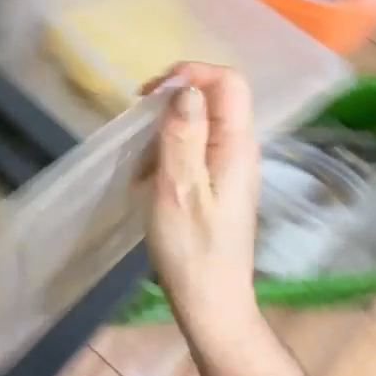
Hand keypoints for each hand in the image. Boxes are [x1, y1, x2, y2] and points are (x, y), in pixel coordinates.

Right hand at [141, 63, 262, 332]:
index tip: (150, 95)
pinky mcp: (215, 183)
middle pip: (214, 97)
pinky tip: (147, 175)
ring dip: (165, 127)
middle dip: (172, 98)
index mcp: (237, 147)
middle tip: (137, 121)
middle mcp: (239, 150)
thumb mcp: (178, 189)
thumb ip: (182, 137)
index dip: (191, 74)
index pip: (229, 82)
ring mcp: (229, 167)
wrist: (210, 301)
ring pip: (200, 122)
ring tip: (138, 155)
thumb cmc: (192, 249)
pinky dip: (166, 149)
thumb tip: (185, 90)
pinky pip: (193, 147)